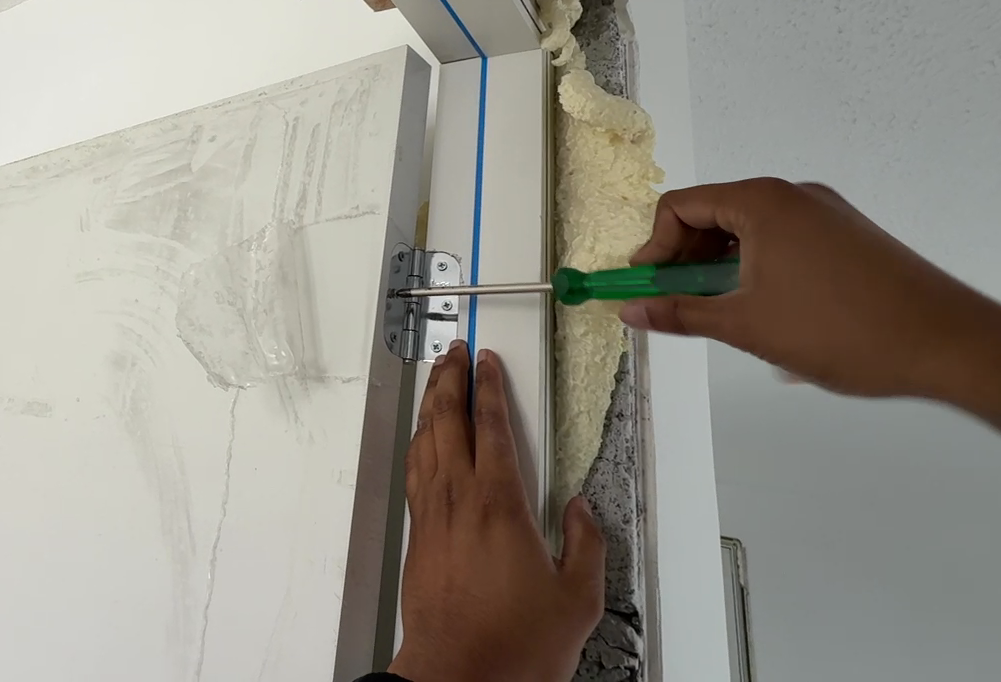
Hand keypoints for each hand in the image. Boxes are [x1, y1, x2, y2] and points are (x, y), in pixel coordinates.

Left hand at [390, 342, 602, 681]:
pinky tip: (424, 433)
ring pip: (426, 435)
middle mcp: (457, 494)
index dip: (489, 385)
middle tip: (455, 352)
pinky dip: (420, 436)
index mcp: (498, 501)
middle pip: (448, 416)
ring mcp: (431, 507)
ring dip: (431, 399)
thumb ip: (584, 544)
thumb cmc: (513, 640)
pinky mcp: (417, 525)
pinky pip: (415, 464)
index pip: (492, 424)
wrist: (458, 670)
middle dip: (450, 376)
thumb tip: (580, 509)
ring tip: (437, 377)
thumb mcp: (577, 599)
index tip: (488, 361)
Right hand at [619, 177, 1000, 399]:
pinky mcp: (852, 236)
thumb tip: (628, 311)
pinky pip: (782, 240)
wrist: (962, 350)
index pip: (679, 206)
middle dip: (686, 257)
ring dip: (721, 267)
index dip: (654, 246)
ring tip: (726, 311)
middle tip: (681, 299)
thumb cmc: (841, 330)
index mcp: (762, 202)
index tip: (650, 285)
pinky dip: (758, 268)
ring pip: (747, 231)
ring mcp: (827, 214)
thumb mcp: (745, 326)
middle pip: (712, 214)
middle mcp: (793, 196)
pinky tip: (770, 310)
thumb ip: (679, 313)